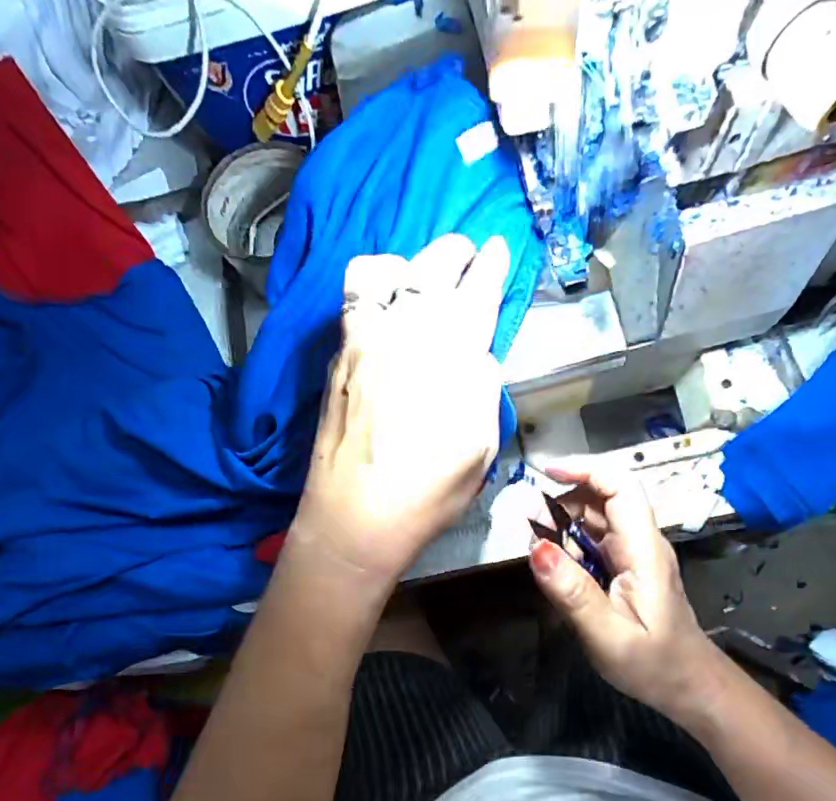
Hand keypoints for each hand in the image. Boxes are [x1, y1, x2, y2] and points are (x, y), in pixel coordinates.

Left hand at [291, 234, 510, 581]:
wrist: (356, 517)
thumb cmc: (429, 492)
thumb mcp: (481, 445)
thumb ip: (483, 388)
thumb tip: (475, 357)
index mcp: (451, 355)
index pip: (476, 292)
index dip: (491, 265)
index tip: (498, 248)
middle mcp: (405, 333)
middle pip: (430, 268)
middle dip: (453, 252)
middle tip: (465, 254)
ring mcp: (363, 341)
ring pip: (380, 271)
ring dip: (406, 263)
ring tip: (416, 277)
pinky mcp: (336, 358)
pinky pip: (353, 302)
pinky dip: (373, 289)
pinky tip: (384, 309)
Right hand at [527, 463, 728, 721]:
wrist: (688, 686)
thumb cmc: (654, 665)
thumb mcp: (607, 636)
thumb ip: (572, 593)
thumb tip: (536, 548)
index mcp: (643, 550)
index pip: (621, 487)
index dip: (585, 470)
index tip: (544, 472)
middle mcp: (641, 542)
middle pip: (604, 496)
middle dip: (563, 500)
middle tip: (530, 529)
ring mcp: (634, 554)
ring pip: (597, 516)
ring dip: (563, 522)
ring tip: (538, 548)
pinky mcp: (626, 567)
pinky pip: (595, 539)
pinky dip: (570, 542)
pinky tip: (556, 565)